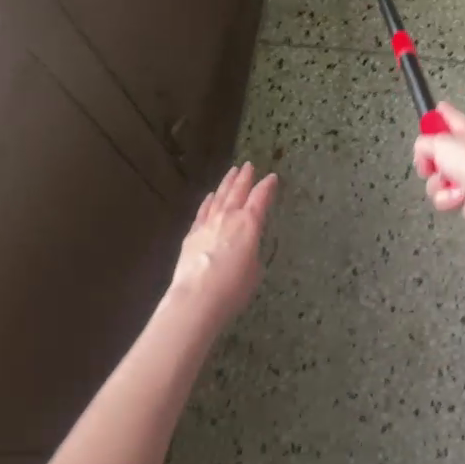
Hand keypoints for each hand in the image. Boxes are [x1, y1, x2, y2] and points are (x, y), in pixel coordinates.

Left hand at [167, 162, 278, 327]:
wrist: (196, 298)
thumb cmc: (233, 289)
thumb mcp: (254, 271)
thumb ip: (252, 253)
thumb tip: (246, 248)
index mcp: (249, 224)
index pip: (260, 198)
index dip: (267, 187)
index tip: (272, 177)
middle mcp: (228, 217)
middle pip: (238, 191)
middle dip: (245, 177)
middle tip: (249, 165)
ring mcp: (208, 223)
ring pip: (219, 196)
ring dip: (227, 183)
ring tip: (232, 172)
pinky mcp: (192, 233)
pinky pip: (203, 210)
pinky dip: (208, 201)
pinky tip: (210, 196)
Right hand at [411, 103, 464, 229]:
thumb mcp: (440, 142)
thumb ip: (423, 142)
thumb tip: (423, 152)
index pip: (450, 115)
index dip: (435, 115)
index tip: (425, 119)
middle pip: (439, 149)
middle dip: (428, 160)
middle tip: (426, 164)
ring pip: (437, 175)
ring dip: (436, 182)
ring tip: (445, 182)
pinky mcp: (464, 195)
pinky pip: (443, 194)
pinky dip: (446, 196)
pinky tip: (456, 196)